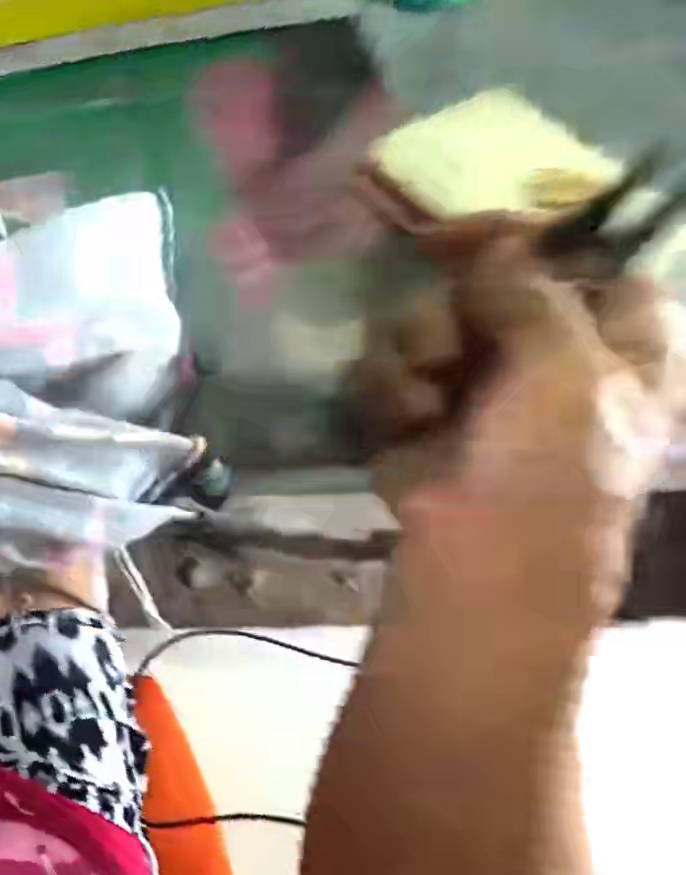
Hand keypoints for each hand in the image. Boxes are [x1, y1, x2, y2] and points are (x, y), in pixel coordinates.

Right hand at [356, 220, 673, 612]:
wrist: (483, 538)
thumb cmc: (552, 455)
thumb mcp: (565, 367)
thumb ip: (531, 298)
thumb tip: (498, 240)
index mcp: (601, 330)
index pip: (568, 259)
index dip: (519, 239)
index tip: (455, 234)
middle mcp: (528, 347)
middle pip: (469, 295)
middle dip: (443, 319)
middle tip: (444, 355)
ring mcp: (460, 380)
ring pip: (411, 333)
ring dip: (407, 365)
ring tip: (423, 404)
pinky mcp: (403, 409)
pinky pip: (376, 376)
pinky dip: (384, 398)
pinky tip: (401, 423)